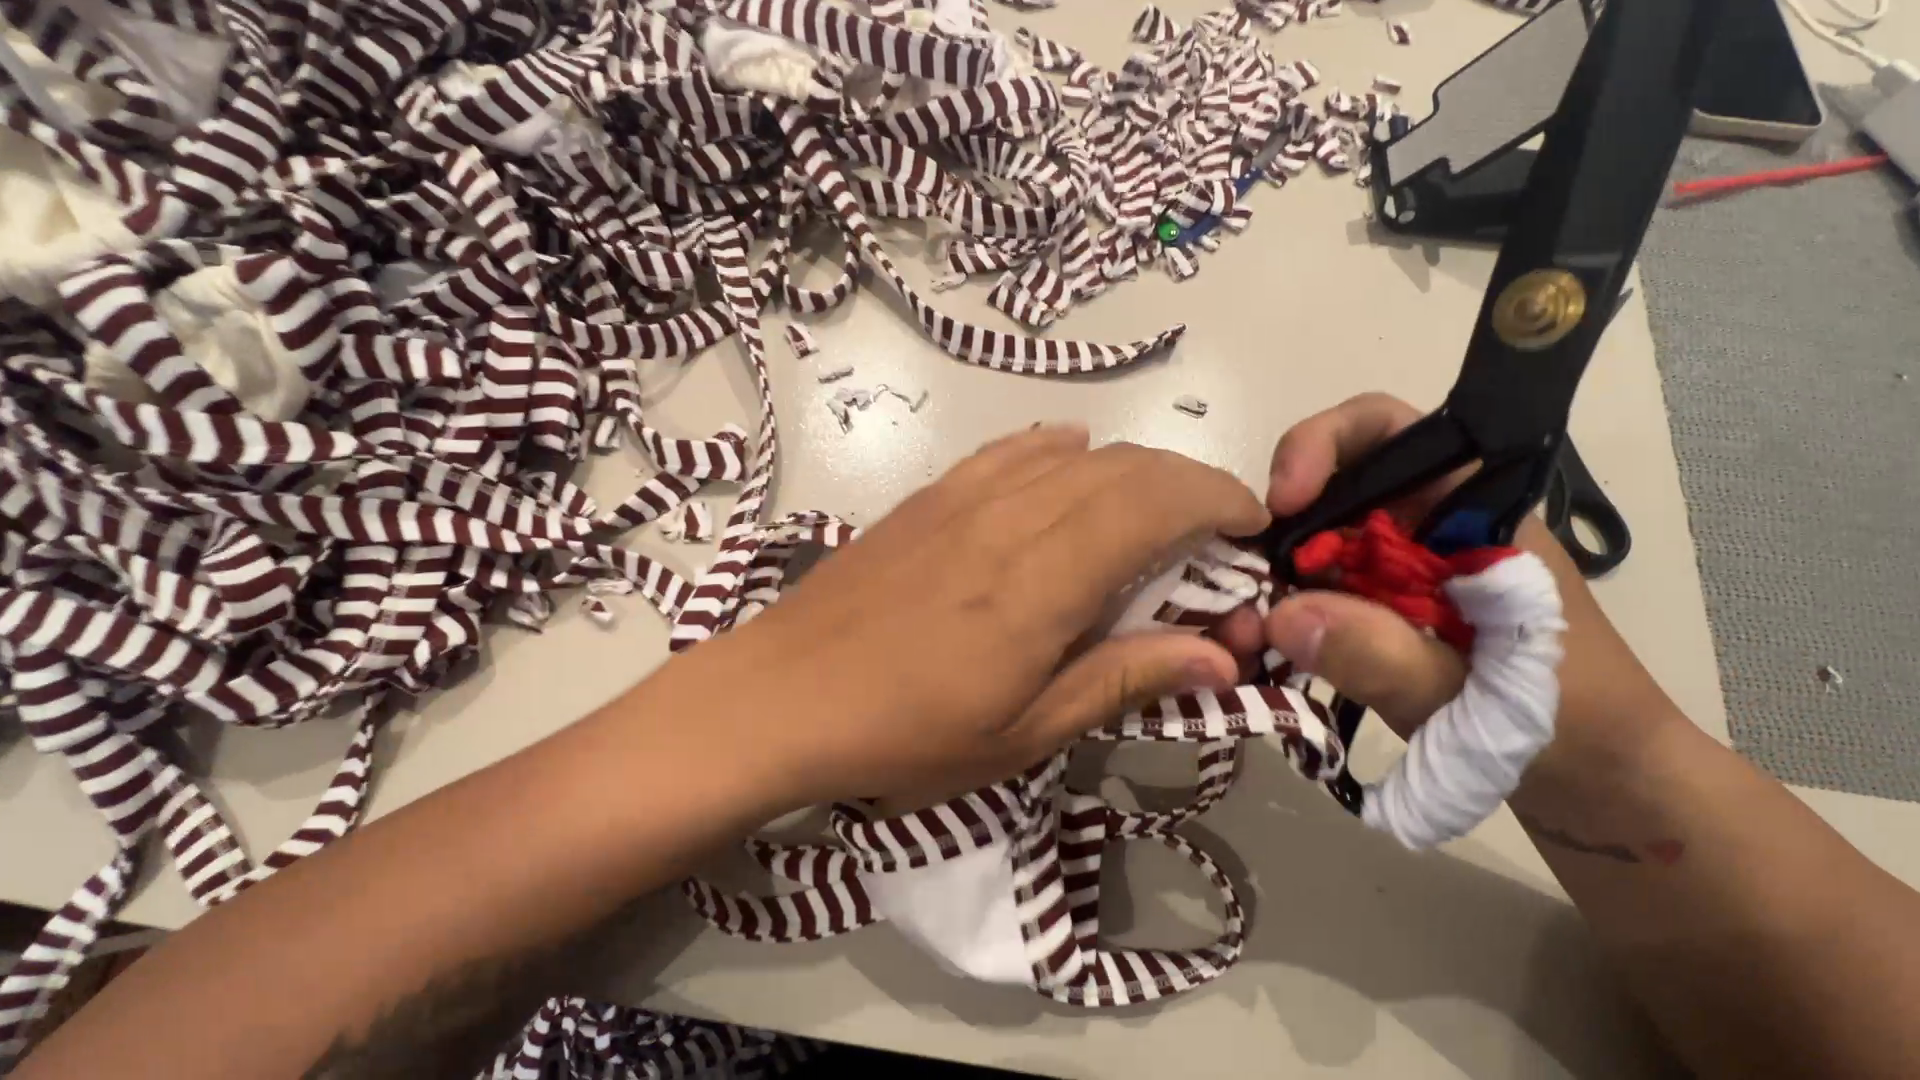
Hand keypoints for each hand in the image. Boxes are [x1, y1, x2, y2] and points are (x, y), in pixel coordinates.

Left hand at [711, 424, 1269, 808]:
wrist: (780, 696)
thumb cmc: (905, 734)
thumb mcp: (1024, 732)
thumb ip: (1123, 681)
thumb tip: (1220, 659)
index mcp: (1043, 578)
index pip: (1154, 503)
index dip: (1215, 501)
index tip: (1250, 529)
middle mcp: (1010, 517)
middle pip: (1124, 468)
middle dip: (1188, 486)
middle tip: (1215, 532)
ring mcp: (963, 498)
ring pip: (1072, 455)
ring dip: (1131, 471)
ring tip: (1152, 512)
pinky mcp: (928, 498)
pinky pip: (1010, 452)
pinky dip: (1058, 451)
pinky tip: (1070, 461)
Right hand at [1219, 393, 1666, 742]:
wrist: (1606, 787)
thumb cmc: (1569, 729)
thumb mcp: (1476, 699)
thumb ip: (1385, 657)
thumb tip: (1278, 614)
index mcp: (1472, 510)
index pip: (1388, 432)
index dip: (1322, 446)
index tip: (1283, 502)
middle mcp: (1428, 525)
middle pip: (1332, 488)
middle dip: (1279, 526)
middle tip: (1241, 583)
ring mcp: (1403, 570)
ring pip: (1317, 542)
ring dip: (1275, 576)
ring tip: (1246, 631)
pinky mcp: (1386, 611)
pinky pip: (1321, 591)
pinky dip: (1287, 612)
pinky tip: (1270, 650)